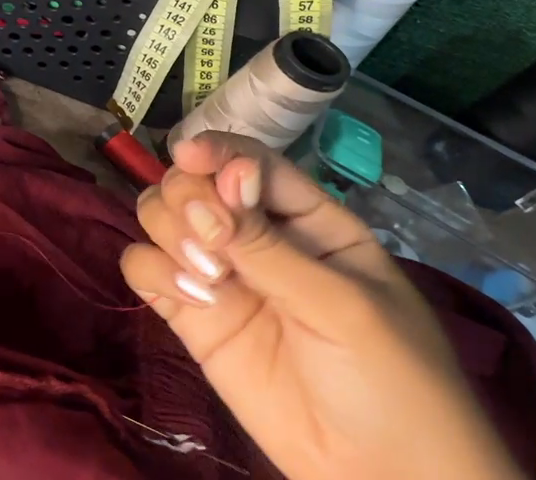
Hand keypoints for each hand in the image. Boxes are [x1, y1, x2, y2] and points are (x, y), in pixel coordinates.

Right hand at [122, 133, 522, 479]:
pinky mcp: (189, 314)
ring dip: (170, 232)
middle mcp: (255, 237)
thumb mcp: (341, 306)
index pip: (250, 162)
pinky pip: (143, 266)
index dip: (216, 151)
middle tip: (211, 242)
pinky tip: (191, 301)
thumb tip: (206, 183)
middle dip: (189, 199)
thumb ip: (266, 244)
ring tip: (207, 280)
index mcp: (309, 222)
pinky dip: (154, 271)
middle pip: (191, 182)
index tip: (190, 156)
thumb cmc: (393, 383)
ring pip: (159, 216)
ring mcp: (218, 275)